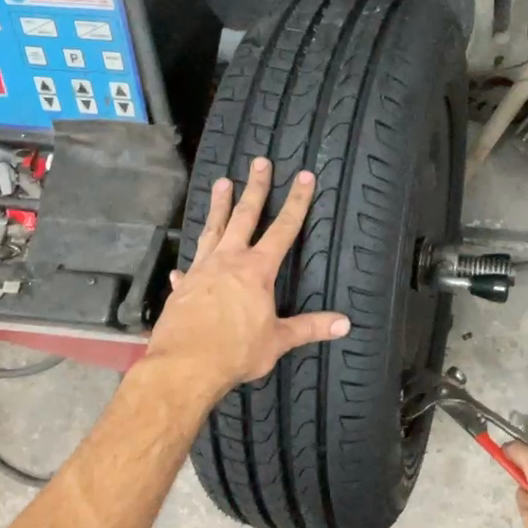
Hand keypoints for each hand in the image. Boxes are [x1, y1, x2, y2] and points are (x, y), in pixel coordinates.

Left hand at [143, 157, 350, 397]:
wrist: (184, 366)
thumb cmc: (235, 351)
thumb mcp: (278, 340)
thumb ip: (310, 327)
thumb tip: (345, 323)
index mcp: (256, 270)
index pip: (283, 229)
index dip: (297, 202)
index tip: (304, 177)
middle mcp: (228, 261)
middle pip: (244, 216)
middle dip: (255, 188)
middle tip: (260, 162)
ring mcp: (201, 271)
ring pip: (213, 230)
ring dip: (219, 206)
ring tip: (222, 183)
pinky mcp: (182, 288)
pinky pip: (188, 270)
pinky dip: (188, 266)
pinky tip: (182, 267)